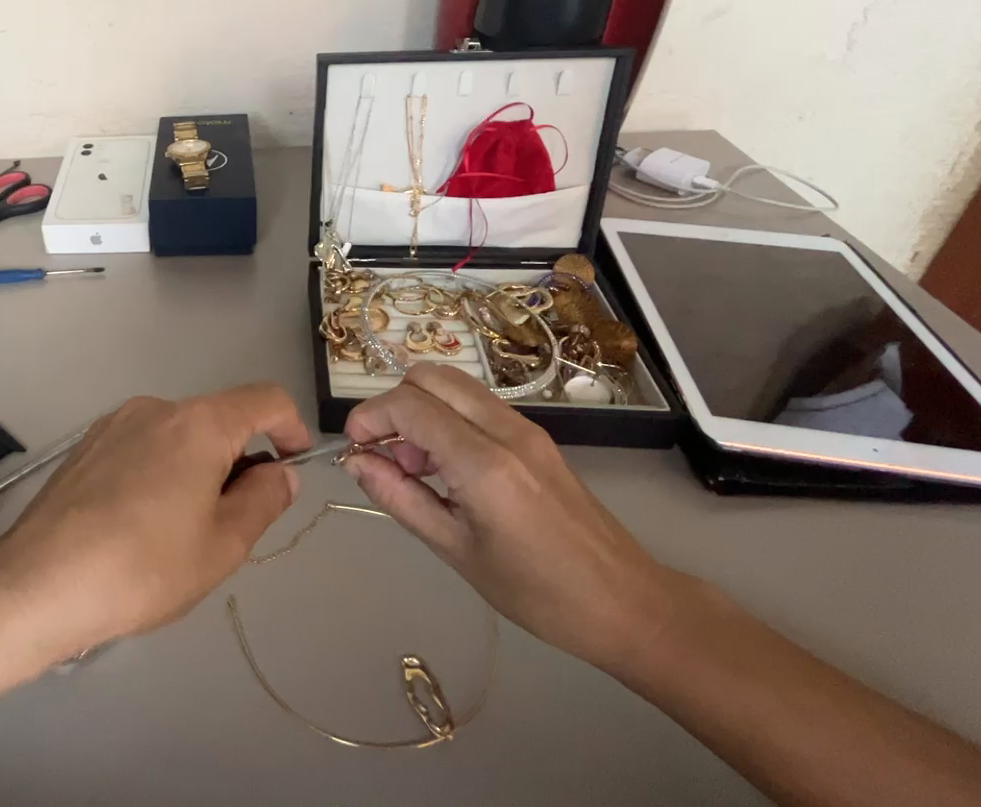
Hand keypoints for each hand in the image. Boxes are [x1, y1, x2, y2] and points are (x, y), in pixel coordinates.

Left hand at [0, 384, 310, 656]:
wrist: (39, 583)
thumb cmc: (143, 567)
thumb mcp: (223, 545)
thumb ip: (263, 498)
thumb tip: (281, 472)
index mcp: (197, 424)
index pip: (265, 399)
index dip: (291, 428)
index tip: (292, 469)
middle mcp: (155, 408)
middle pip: (218, 418)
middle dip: (239, 459)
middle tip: (233, 522)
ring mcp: (113, 424)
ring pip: (178, 434)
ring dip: (198, 468)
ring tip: (180, 531)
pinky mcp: (85, 446)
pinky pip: (142, 445)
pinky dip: (161, 470)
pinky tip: (139, 523)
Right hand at [341, 364, 684, 671]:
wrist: (627, 603)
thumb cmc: (537, 592)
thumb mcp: (455, 550)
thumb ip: (400, 498)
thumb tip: (357, 463)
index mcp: (484, 463)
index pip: (409, 406)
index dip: (369, 417)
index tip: (354, 449)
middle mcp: (505, 430)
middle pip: (429, 377)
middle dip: (393, 406)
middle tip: (386, 456)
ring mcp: (526, 429)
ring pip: (453, 385)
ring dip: (420, 411)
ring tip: (417, 469)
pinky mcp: (536, 437)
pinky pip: (476, 405)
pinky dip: (446, 420)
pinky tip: (447, 470)